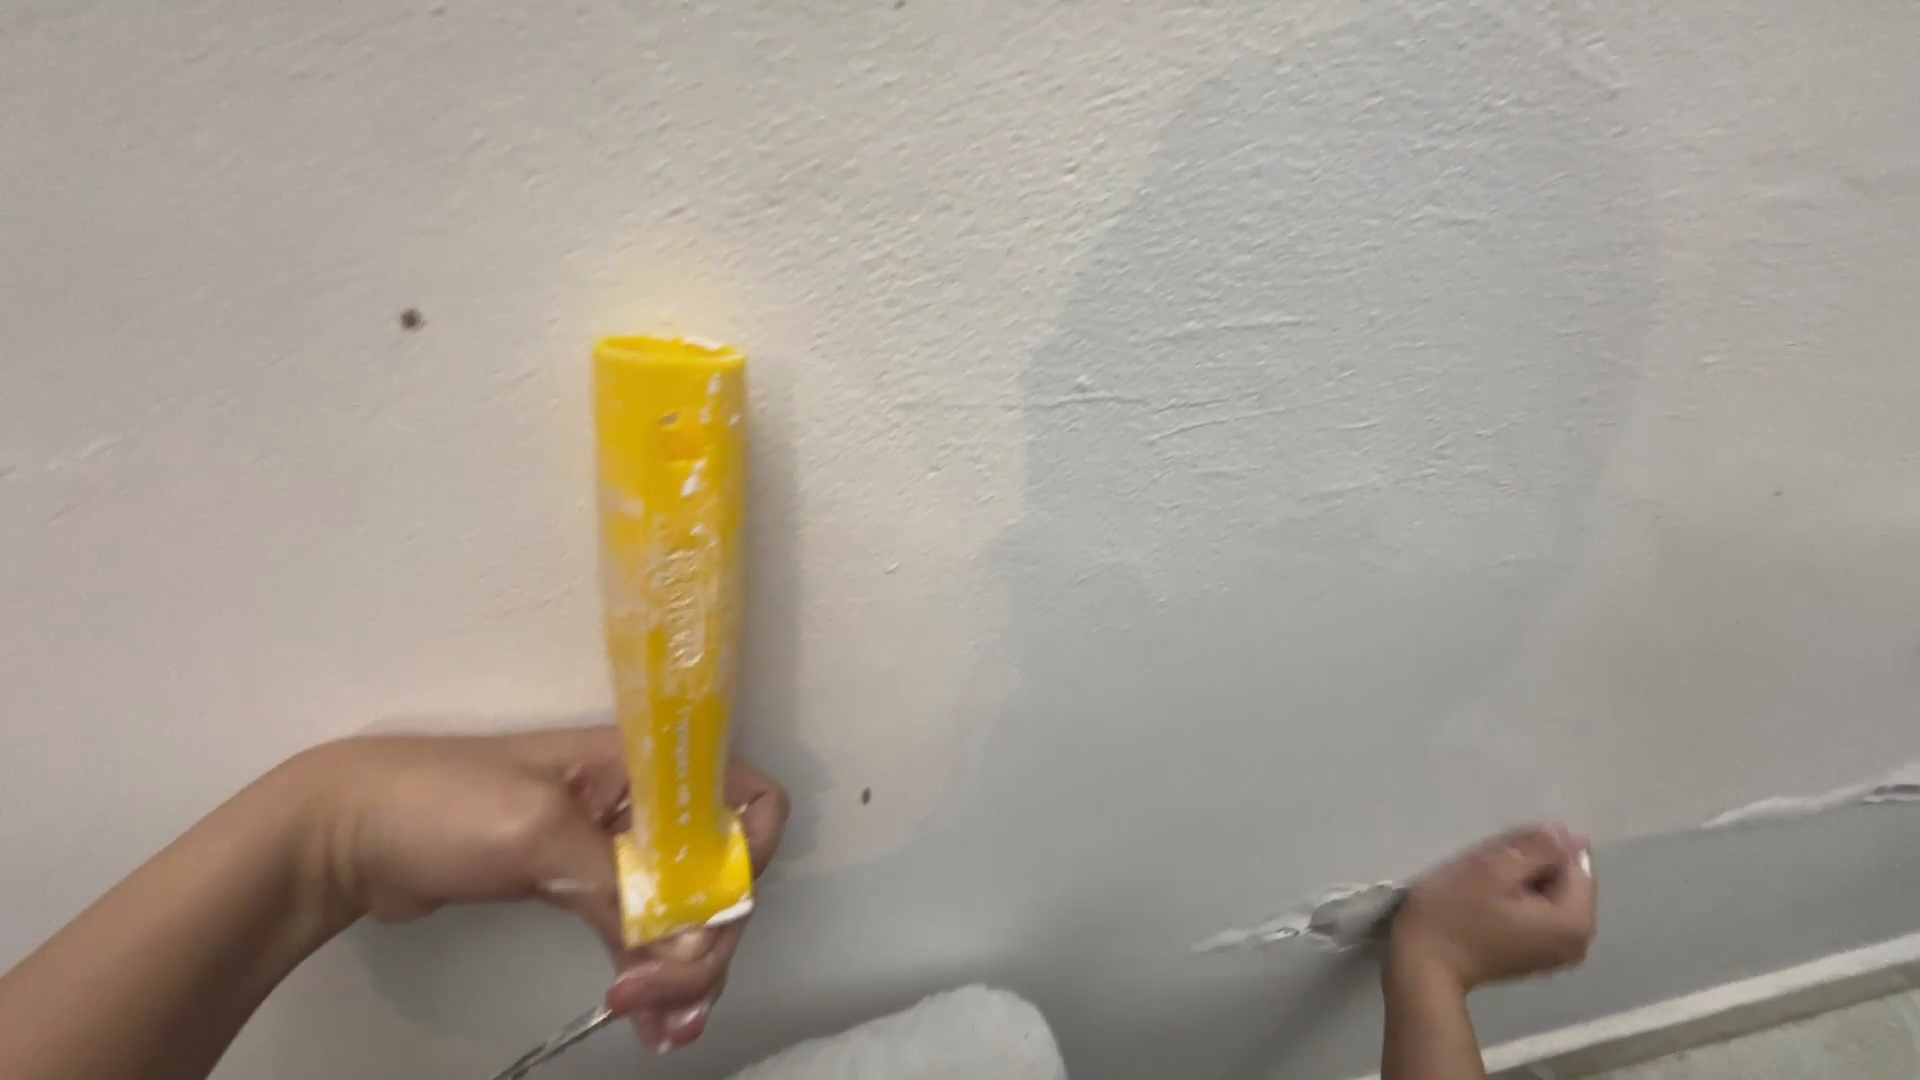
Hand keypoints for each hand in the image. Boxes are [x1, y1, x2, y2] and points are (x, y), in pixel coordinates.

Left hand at [293, 727, 787, 1052]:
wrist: (348, 837)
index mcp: (650, 768)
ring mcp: (621, 852)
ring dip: (689, 970)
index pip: (747, 798)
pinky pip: (644, 934)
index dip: (753, 851)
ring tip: (667, 1028)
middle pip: (722, 872)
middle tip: (668, 997)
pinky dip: (655, 977)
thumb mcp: (539, 833)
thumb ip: (618, 885)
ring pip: (688, 911)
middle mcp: (650, 808)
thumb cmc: (448, 805)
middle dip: (709, 937)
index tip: (713, 908)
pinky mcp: (589, 890)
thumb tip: (688, 948)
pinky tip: (653, 1025)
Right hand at [1388, 822, 1594, 992]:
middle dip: (1531, 865)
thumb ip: (1534, 850)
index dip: (1538, 848)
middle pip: (1564, 883)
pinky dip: (1515, 900)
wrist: (1424, 965)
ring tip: (1481, 878)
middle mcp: (1577, 942)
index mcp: (1575, 922)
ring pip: (1547, 898)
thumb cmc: (1454, 913)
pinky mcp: (1531, 957)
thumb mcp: (1490, 870)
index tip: (1499, 848)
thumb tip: (1568, 833)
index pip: (1574, 865)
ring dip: (1520, 881)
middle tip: (1485, 861)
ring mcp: (1555, 954)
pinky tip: (1483, 899)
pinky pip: (1535, 915)